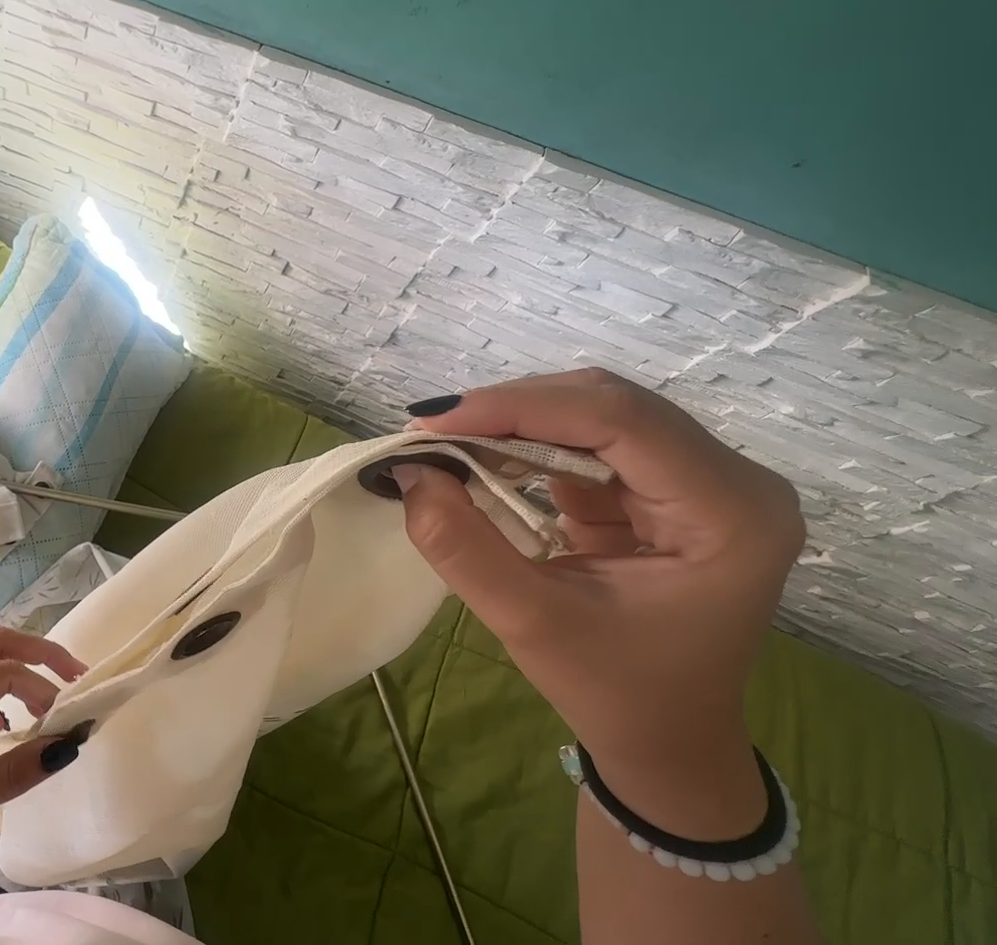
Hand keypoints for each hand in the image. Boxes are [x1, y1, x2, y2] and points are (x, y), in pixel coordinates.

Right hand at [396, 368, 804, 836]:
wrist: (665, 736)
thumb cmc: (613, 689)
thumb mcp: (528, 620)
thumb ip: (461, 544)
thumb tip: (408, 469)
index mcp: (730, 515)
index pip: (621, 421)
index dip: (520, 408)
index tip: (433, 421)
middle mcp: (730, 481)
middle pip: (609, 404)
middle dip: (511, 408)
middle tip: (430, 430)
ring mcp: (699, 479)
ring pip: (594, 411)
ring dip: (514, 420)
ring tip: (445, 443)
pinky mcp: (662, 486)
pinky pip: (585, 439)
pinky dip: (524, 442)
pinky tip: (479, 457)